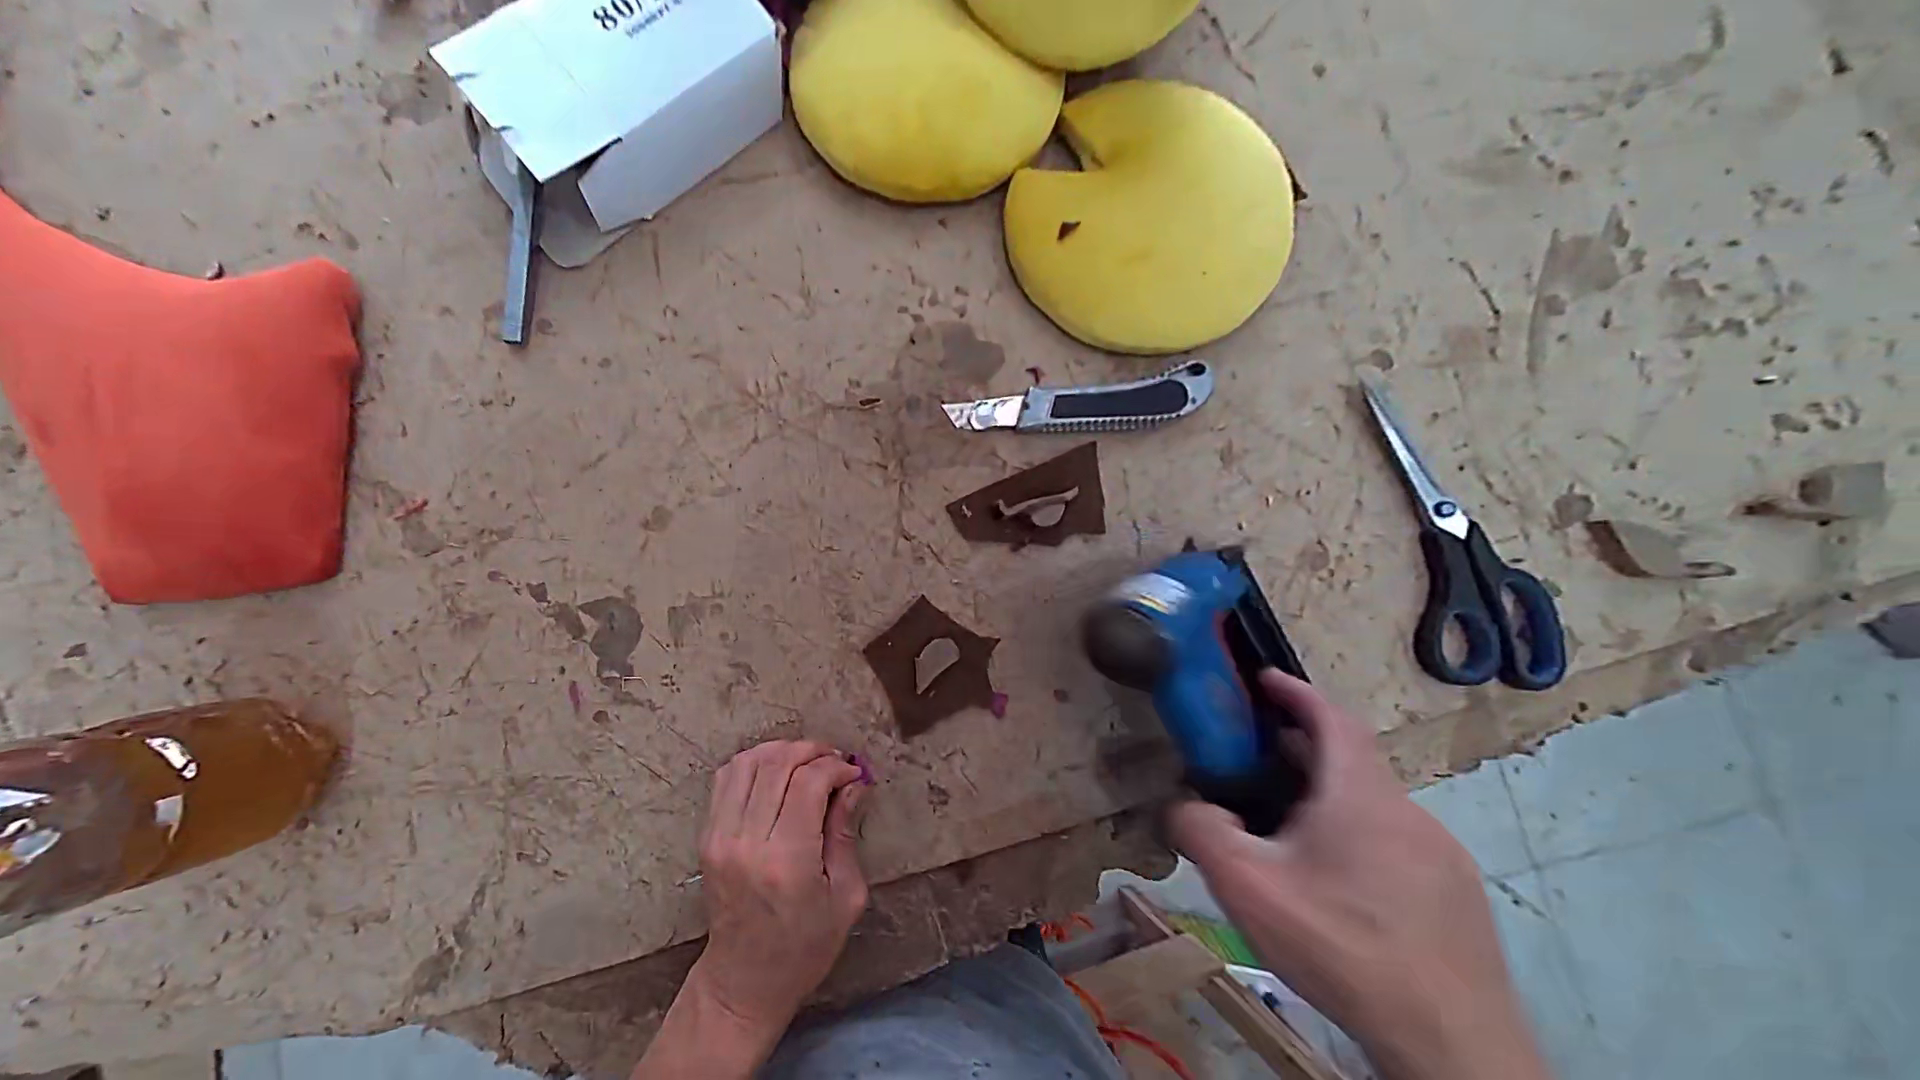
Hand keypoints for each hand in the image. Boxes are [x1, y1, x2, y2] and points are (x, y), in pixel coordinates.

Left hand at [690, 740, 868, 1034]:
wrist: (744, 983)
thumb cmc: (805, 946)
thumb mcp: (846, 896)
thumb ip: (846, 833)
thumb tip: (854, 783)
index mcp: (786, 861)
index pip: (808, 782)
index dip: (836, 767)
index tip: (854, 774)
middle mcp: (747, 843)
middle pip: (777, 764)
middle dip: (813, 751)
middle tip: (835, 762)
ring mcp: (720, 838)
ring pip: (748, 763)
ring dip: (783, 751)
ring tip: (807, 762)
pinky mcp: (707, 838)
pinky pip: (727, 778)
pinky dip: (755, 763)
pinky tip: (777, 773)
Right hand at [1166, 672, 1549, 1079]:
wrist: (1452, 1042)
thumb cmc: (1343, 946)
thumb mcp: (1249, 886)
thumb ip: (1201, 831)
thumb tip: (1179, 806)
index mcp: (1360, 794)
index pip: (1332, 717)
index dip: (1296, 692)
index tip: (1265, 680)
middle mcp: (1407, 810)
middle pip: (1351, 759)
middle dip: (1302, 747)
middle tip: (1257, 757)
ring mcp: (1441, 853)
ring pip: (1373, 803)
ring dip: (1329, 795)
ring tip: (1287, 827)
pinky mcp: (1457, 893)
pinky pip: (1397, 840)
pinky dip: (1358, 834)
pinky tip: (1336, 883)